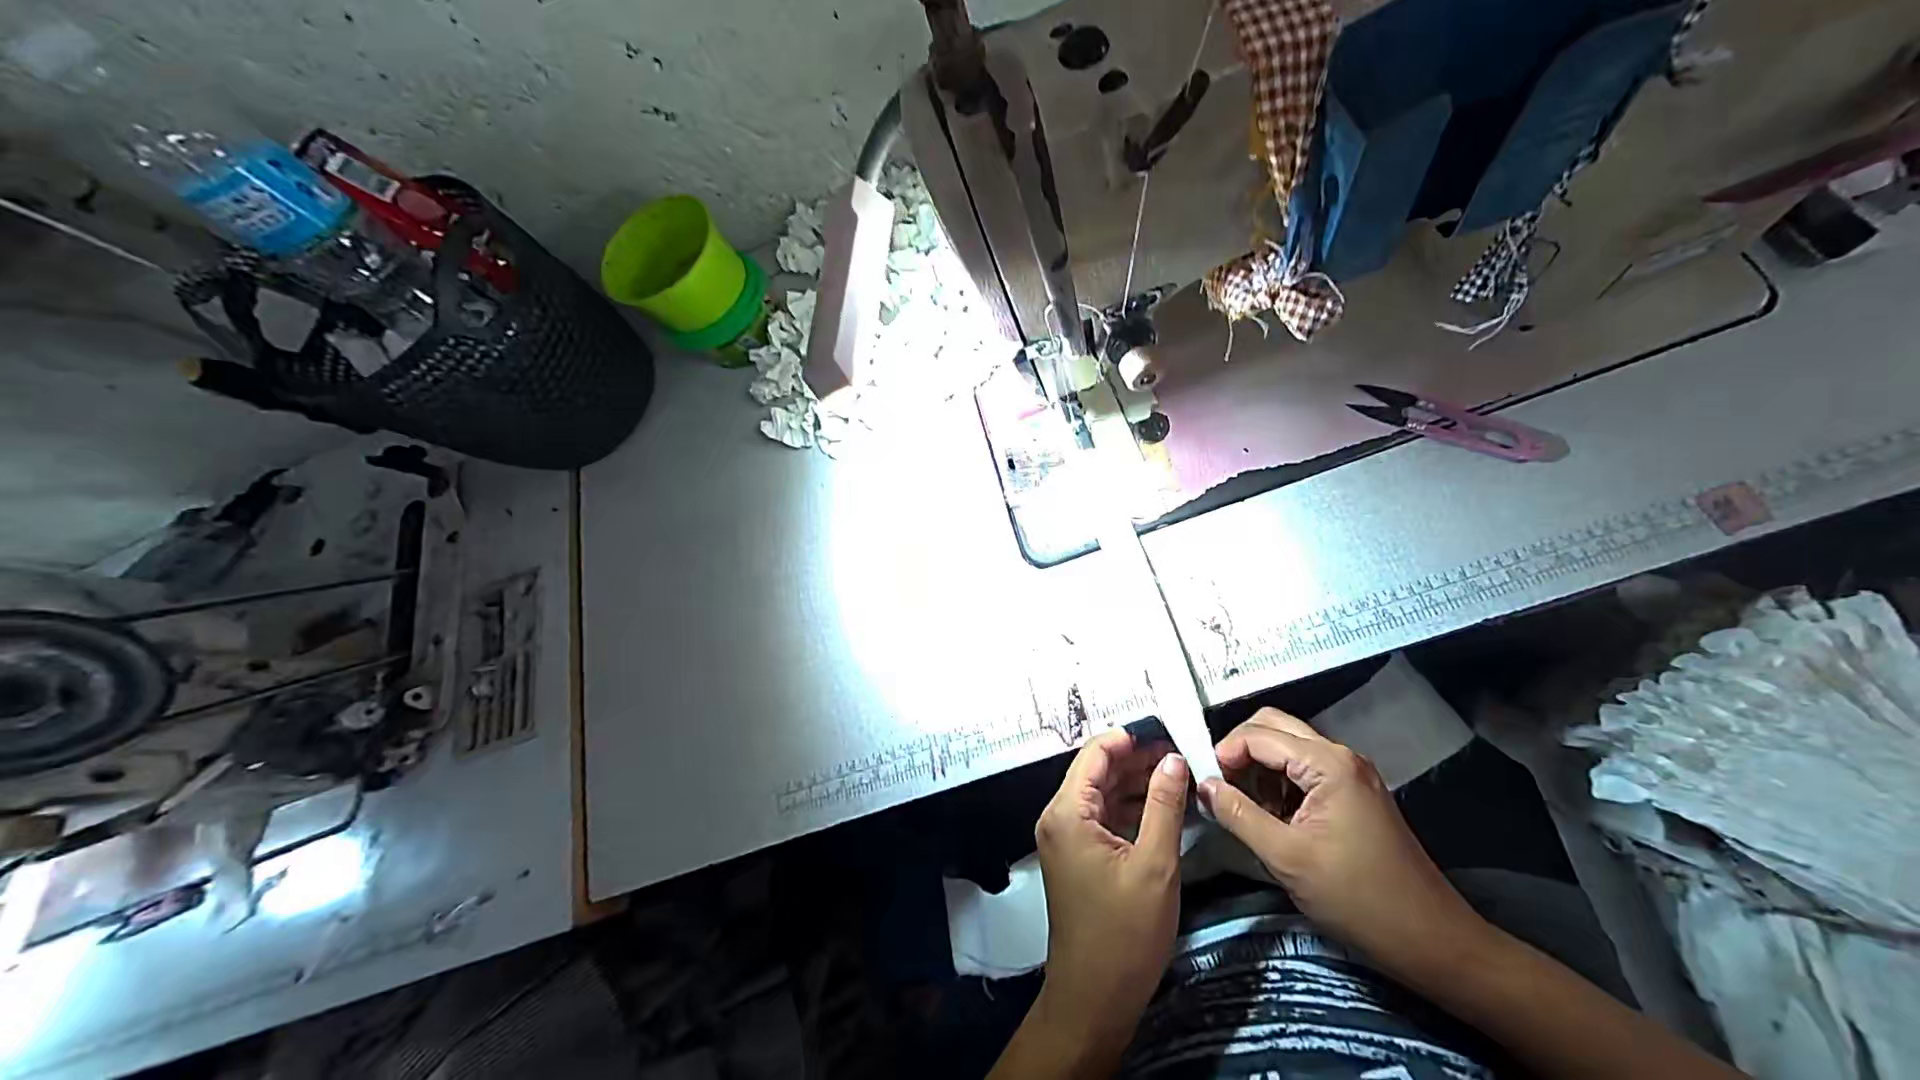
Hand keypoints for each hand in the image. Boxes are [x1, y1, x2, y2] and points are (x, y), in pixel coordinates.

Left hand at [1033, 729, 1190, 1035]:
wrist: (1095, 996)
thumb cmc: (1125, 933)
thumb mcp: (1154, 864)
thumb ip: (1163, 804)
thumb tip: (1172, 759)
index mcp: (1067, 812)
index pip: (1094, 754)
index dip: (1130, 738)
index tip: (1166, 732)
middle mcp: (1058, 817)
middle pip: (1096, 771)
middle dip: (1136, 759)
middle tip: (1179, 754)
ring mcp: (1065, 837)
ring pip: (1101, 793)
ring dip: (1135, 783)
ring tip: (1176, 775)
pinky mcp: (1077, 855)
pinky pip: (1102, 817)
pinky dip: (1129, 808)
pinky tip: (1160, 806)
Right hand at [1198, 708, 1489, 976]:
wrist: (1431, 940)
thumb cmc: (1358, 898)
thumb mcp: (1286, 857)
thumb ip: (1238, 814)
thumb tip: (1204, 785)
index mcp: (1328, 764)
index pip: (1258, 735)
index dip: (1225, 753)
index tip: (1205, 782)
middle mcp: (1341, 756)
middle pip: (1274, 727)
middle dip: (1240, 750)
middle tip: (1220, 785)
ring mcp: (1351, 773)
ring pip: (1288, 746)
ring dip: (1259, 766)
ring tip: (1243, 805)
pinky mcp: (1354, 792)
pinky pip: (1304, 769)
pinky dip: (1279, 781)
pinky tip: (1271, 815)